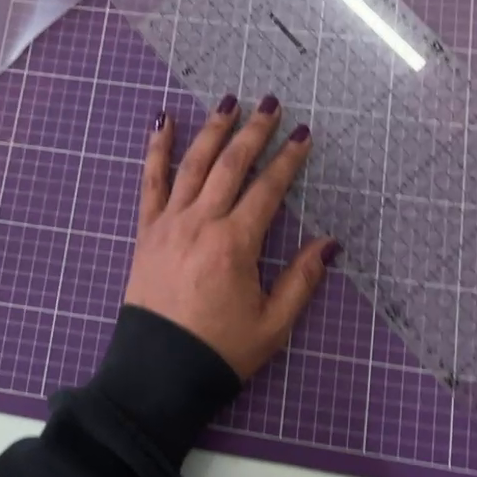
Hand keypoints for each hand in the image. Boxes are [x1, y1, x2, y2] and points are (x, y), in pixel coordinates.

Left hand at [124, 96, 337, 377]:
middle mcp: (201, 223)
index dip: (288, 159)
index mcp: (235, 244)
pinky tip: (162, 121)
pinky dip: (157, 149)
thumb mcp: (272, 326)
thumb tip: (329, 243)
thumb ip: (301, 280)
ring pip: (194, 164)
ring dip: (213, 129)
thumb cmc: (219, 353)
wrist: (156, 377)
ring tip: (229, 100)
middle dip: (254, 131)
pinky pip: (150, 182)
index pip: (267, 189)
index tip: (302, 133)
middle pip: (231, 165)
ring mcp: (169, 223)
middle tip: (270, 103)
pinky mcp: (147, 231)